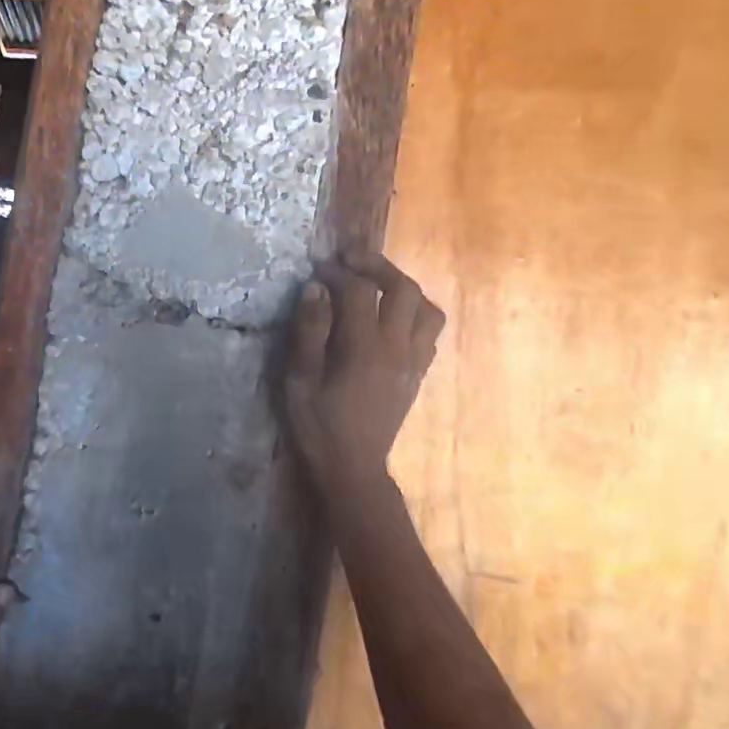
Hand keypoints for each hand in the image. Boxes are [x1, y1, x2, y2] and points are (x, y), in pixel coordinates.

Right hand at [282, 251, 444, 498]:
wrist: (352, 467)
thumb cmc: (318, 424)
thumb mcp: (299, 378)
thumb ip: (309, 330)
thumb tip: (315, 288)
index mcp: (365, 348)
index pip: (360, 292)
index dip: (340, 272)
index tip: (319, 266)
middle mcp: (398, 348)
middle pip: (404, 289)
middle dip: (378, 266)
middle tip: (351, 260)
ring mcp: (414, 362)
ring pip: (427, 309)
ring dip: (403, 289)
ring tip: (377, 287)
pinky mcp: (418, 375)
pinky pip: (429, 334)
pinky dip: (412, 315)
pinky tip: (389, 321)